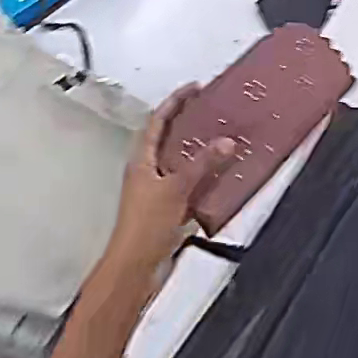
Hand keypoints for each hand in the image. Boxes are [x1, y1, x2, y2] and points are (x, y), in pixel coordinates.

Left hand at [104, 83, 237, 273]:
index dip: (176, 101)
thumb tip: (224, 142)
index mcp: (142, 159)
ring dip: (195, 148)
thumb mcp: (176, 189)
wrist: (133, 270)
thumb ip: (202, 165)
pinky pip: (185, 182)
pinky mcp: (164, 208)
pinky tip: (216, 177)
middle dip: (186, 121)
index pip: (158, 120)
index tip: (194, 88)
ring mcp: (154, 190)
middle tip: (208, 109)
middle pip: (166, 137)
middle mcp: (146, 170)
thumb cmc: (144, 228)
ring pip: (177, 160)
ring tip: (217, 137)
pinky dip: (200, 175)